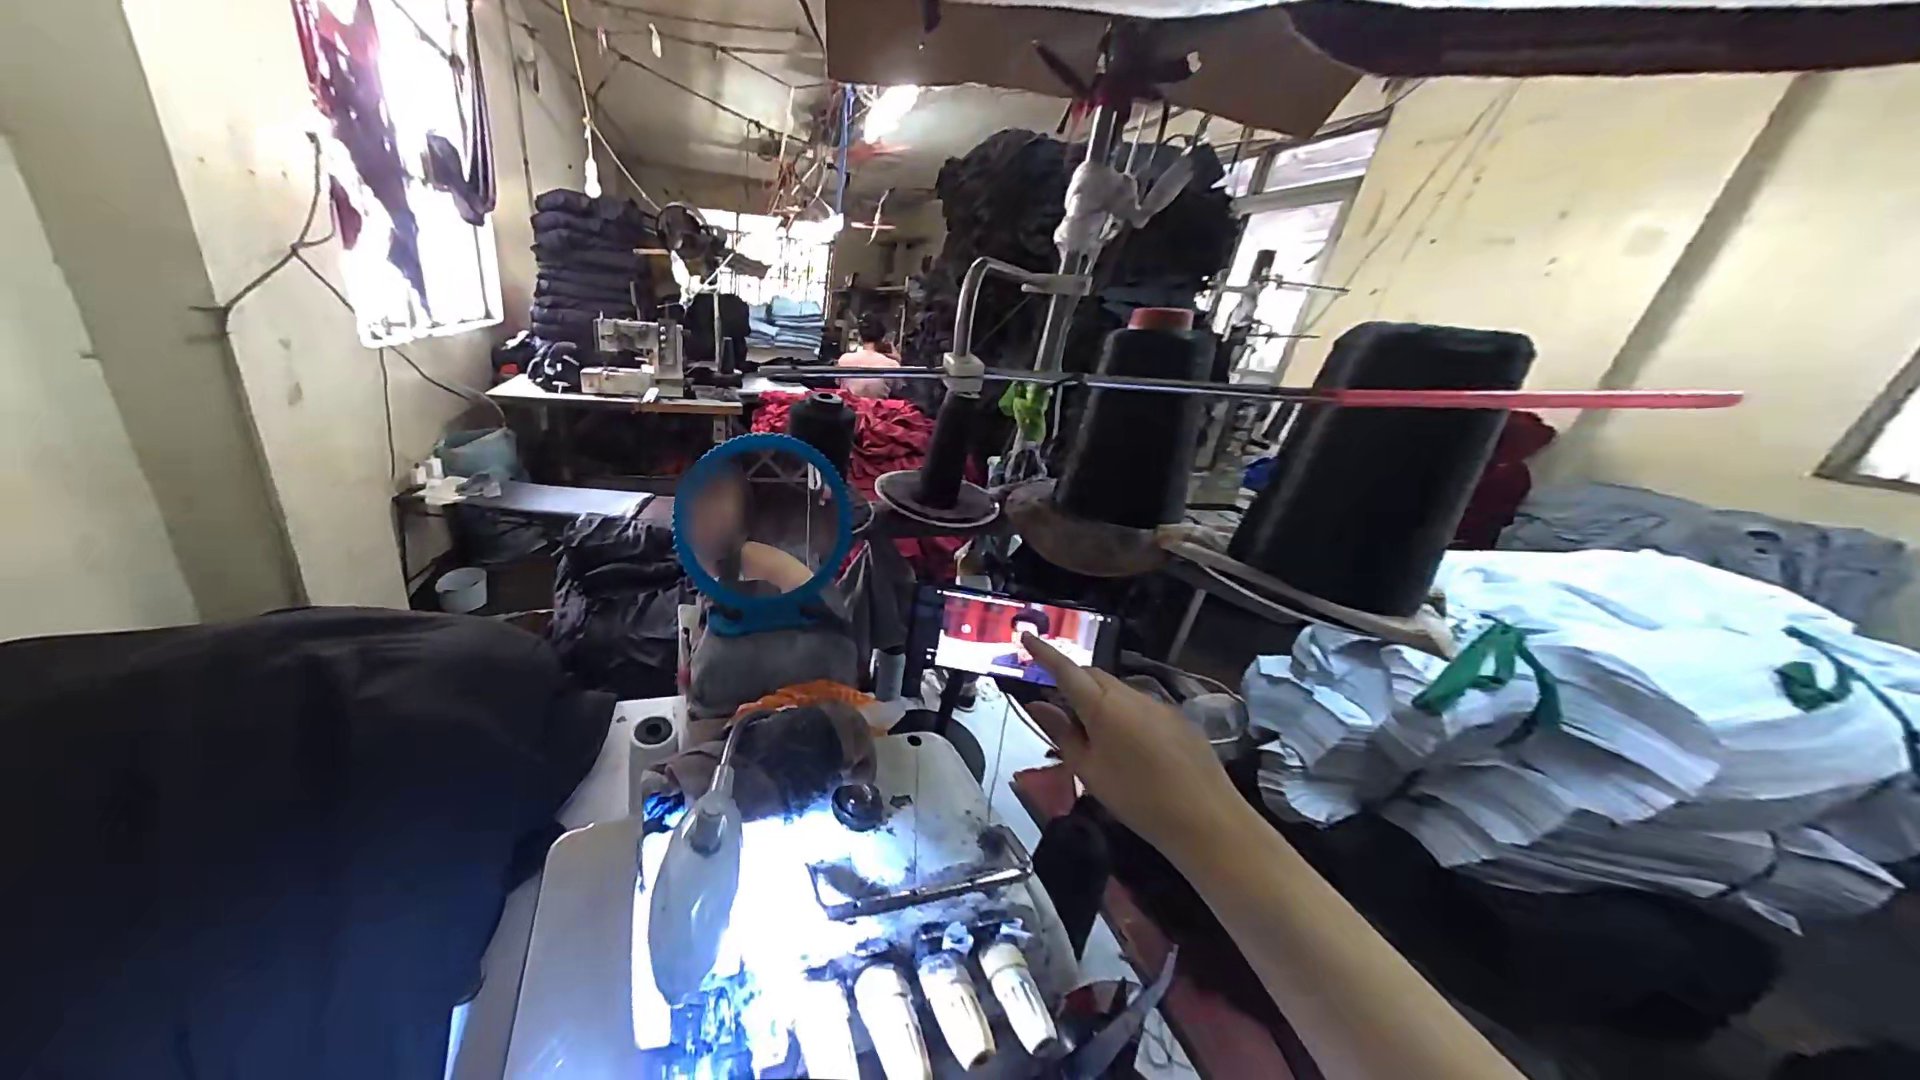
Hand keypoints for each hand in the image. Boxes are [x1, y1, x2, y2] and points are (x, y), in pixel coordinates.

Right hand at [1021, 633, 1247, 857]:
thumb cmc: (1136, 799)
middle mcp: (1129, 695)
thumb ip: (1061, 732)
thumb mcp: (1089, 770)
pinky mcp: (1178, 717)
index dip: (1044, 653)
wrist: (1206, 819)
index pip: (1065, 669)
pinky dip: (1125, 713)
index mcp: (1102, 706)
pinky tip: (1131, 747)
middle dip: (1072, 681)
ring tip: (1095, 736)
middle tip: (1059, 707)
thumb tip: (1038, 704)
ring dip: (1099, 700)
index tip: (1027, 637)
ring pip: (1118, 690)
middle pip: (1092, 675)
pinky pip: (1141, 705)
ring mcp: (1157, 704)